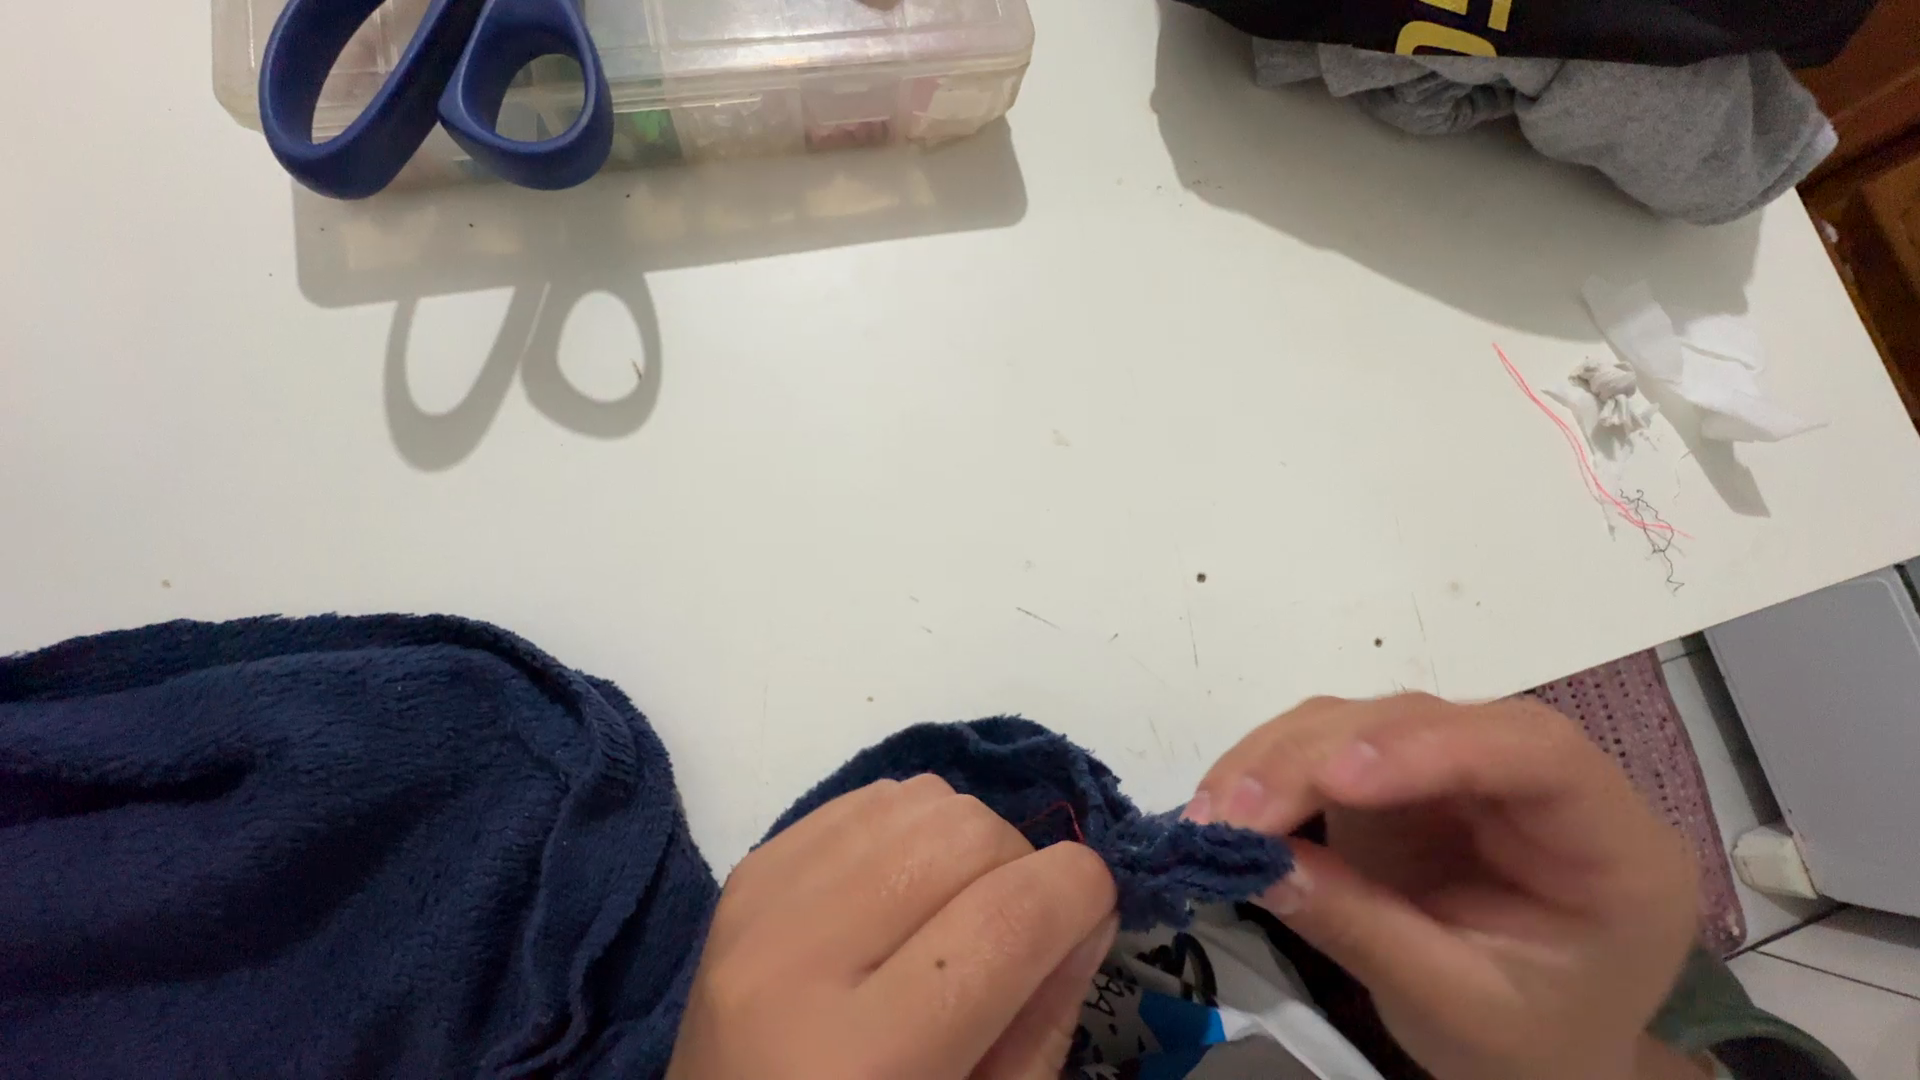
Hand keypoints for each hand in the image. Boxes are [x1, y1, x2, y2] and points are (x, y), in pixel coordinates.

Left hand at [667, 774, 1117, 1079]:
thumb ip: (1044, 1018)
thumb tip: (1090, 901)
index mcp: (860, 1062)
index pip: (1003, 924)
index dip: (1076, 889)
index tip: (1096, 896)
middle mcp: (797, 963)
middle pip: (961, 838)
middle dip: (1022, 864)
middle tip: (1020, 920)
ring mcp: (763, 903)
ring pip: (919, 799)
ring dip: (968, 838)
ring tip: (959, 900)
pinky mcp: (751, 868)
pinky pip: (870, 798)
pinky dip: (914, 825)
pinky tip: (907, 882)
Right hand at [1187, 695, 1701, 1079]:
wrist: (1523, 1049)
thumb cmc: (1525, 1045)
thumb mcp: (1457, 1010)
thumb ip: (1365, 930)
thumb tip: (1255, 862)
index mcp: (1606, 842)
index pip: (1532, 752)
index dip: (1429, 748)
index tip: (1335, 781)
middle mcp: (1528, 780)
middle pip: (1419, 721)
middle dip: (1315, 758)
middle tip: (1234, 813)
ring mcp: (1452, 767)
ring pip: (1355, 719)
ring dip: (1275, 757)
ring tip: (1214, 814)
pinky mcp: (1391, 773)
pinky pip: (1320, 744)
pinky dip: (1266, 770)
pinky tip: (1227, 805)